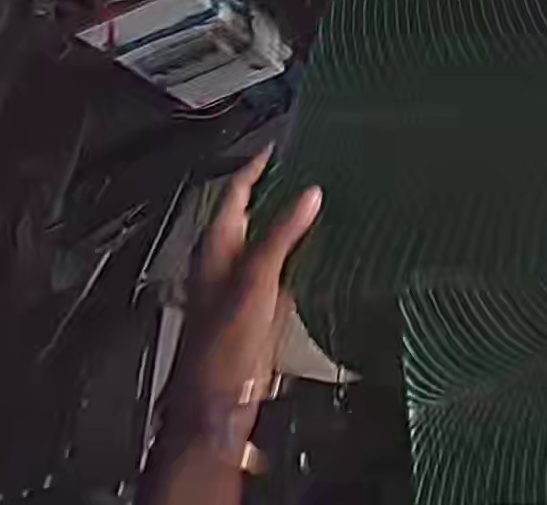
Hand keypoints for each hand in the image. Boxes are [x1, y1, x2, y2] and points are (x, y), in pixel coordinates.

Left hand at [160, 149, 321, 464]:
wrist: (221, 401)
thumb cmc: (223, 342)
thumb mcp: (255, 278)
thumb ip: (282, 233)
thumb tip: (310, 193)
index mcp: (219, 243)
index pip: (238, 190)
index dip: (257, 165)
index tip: (280, 145)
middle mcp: (231, 255)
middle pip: (257, 209)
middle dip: (282, 187)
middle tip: (312, 165)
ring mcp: (249, 278)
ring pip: (274, 235)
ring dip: (296, 217)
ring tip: (326, 196)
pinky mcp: (265, 301)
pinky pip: (288, 262)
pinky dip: (306, 247)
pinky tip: (328, 243)